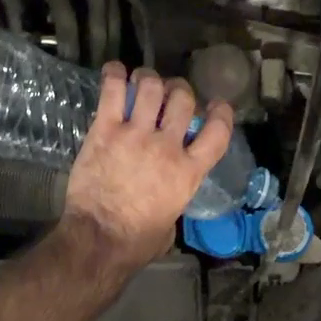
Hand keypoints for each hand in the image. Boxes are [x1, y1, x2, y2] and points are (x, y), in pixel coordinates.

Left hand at [62, 63, 234, 268]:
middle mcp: (166, 147)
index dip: (221, 113)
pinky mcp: (105, 129)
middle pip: (182, 98)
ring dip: (149, 80)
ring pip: (151, 84)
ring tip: (142, 87)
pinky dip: (115, 75)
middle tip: (168, 98)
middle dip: (179, 92)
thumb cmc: (136, 245)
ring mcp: (135, 135)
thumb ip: (175, 202)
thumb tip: (169, 197)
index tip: (216, 106)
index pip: (217, 132)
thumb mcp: (170, 227)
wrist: (99, 240)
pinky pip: (113, 88)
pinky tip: (115, 76)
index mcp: (188, 174)